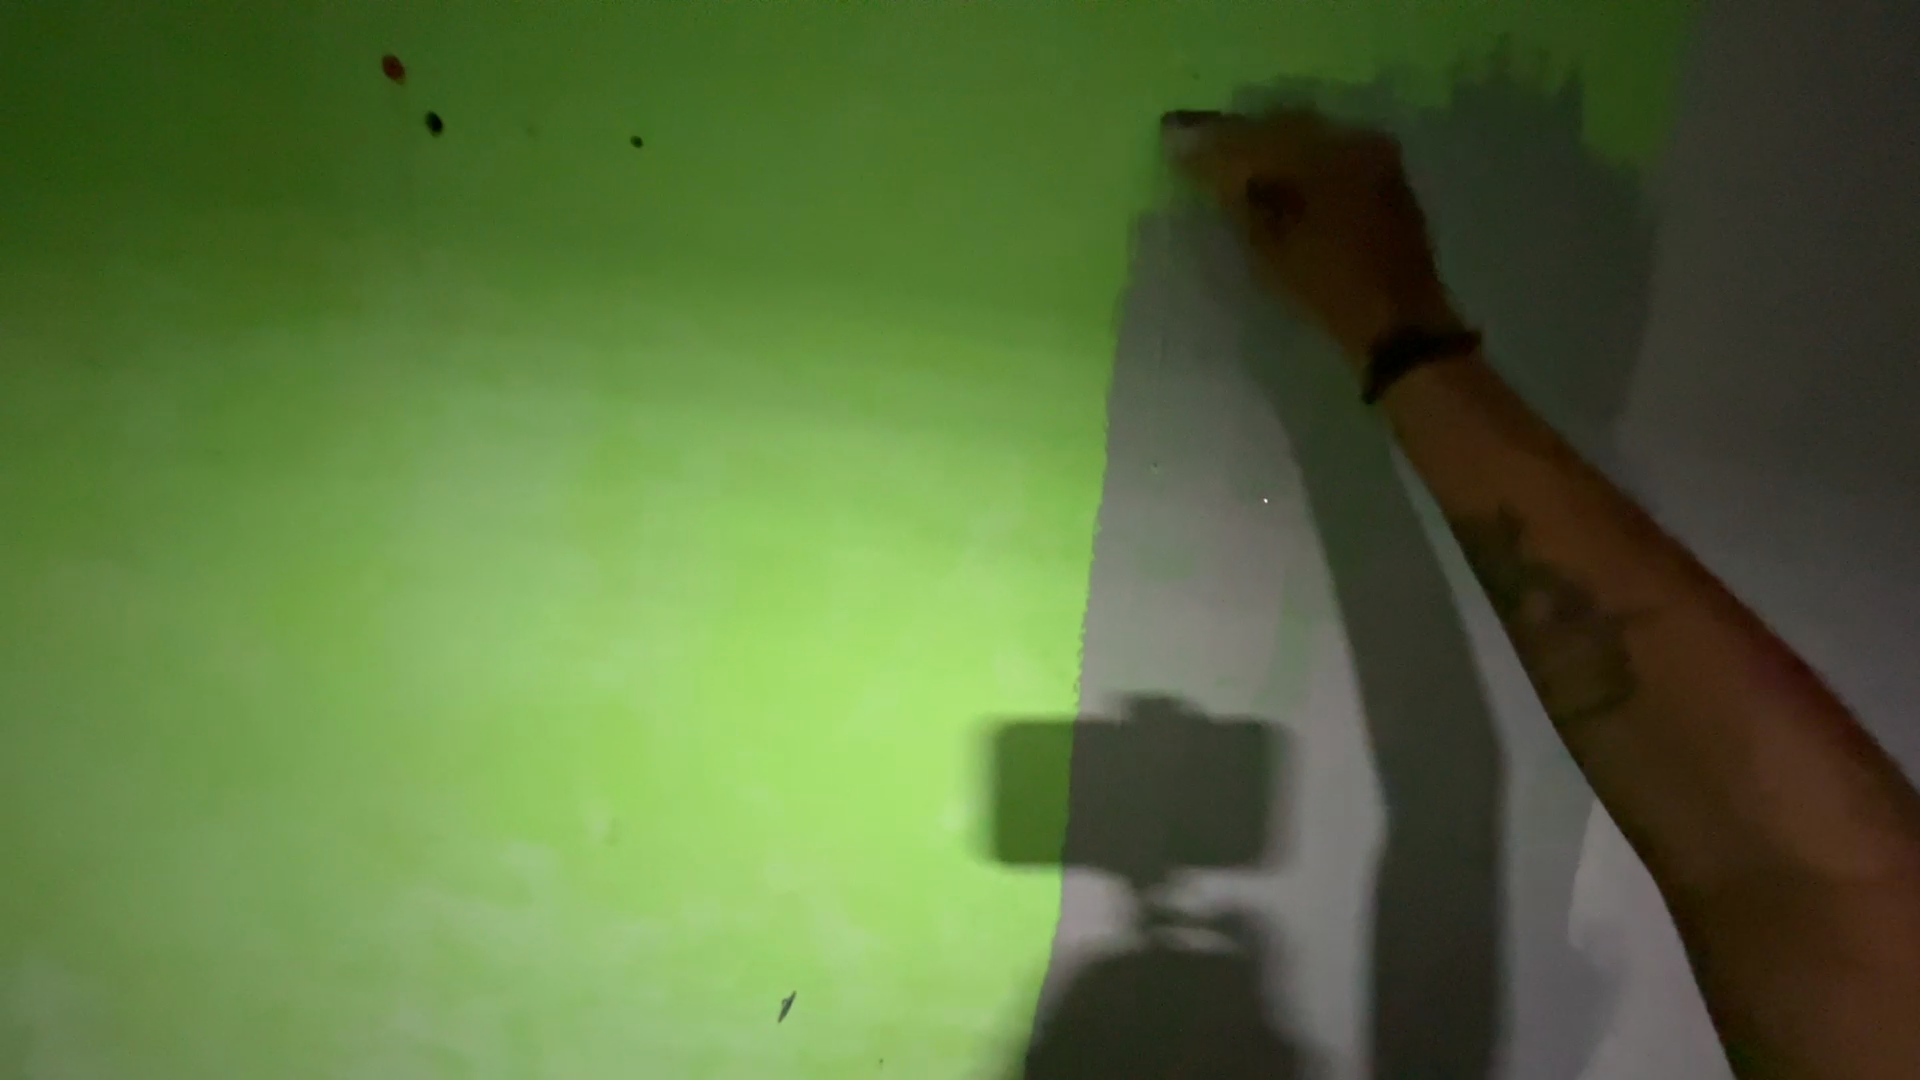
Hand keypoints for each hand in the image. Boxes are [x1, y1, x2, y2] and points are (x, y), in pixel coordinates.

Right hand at [1161, 108, 1467, 370]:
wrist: (1395, 317)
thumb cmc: (1327, 288)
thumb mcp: (1270, 249)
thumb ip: (1239, 199)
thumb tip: (1206, 164)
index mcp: (1318, 155)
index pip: (1251, 136)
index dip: (1207, 137)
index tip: (1170, 131)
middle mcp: (1347, 139)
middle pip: (1280, 123)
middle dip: (1235, 133)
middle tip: (1197, 141)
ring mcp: (1369, 152)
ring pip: (1304, 132)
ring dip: (1264, 140)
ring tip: (1229, 154)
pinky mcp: (1380, 170)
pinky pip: (1325, 146)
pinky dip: (1293, 153)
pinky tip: (1273, 169)